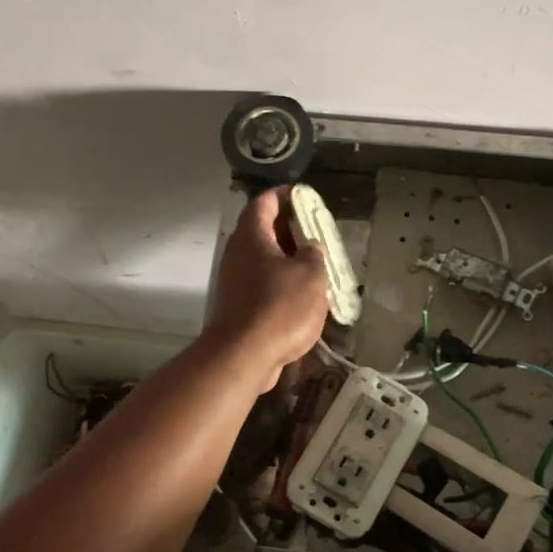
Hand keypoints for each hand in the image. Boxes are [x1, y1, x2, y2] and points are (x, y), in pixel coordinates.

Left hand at [203, 187, 329, 390]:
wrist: (244, 356)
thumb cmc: (279, 307)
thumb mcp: (310, 275)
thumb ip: (314, 254)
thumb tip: (310, 249)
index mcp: (251, 236)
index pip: (264, 202)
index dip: (285, 195)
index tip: (306, 197)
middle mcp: (237, 254)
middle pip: (262, 230)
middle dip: (290, 229)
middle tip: (318, 233)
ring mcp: (234, 282)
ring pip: (263, 261)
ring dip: (288, 260)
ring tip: (317, 266)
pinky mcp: (238, 307)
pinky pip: (263, 285)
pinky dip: (282, 284)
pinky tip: (303, 296)